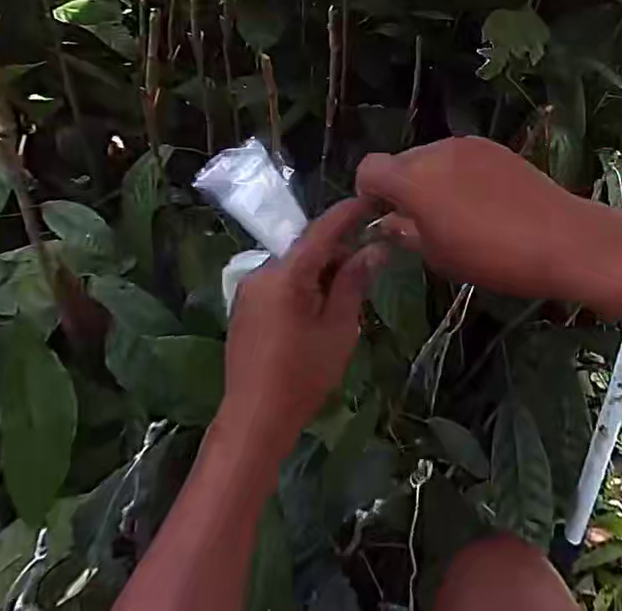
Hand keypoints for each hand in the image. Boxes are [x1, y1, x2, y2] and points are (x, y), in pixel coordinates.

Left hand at [220, 198, 385, 447]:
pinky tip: (319, 312)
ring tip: (344, 301)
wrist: (254, 421)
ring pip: (295, 266)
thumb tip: (375, 247)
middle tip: (367, 273)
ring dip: (322, 272)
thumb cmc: (303, 374)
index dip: (349, 213)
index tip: (373, 200)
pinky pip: (281, 283)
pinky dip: (304, 286)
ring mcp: (249, 291)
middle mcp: (262, 273)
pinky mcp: (245, 308)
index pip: (322, 230)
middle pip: (308, 249)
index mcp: (285, 274)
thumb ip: (354, 280)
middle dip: (338, 254)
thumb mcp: (339, 326)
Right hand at [355, 137, 621, 300]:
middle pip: (401, 160)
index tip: (383, 215)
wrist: (561, 237)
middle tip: (420, 220)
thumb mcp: (440, 256)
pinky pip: (460, 156)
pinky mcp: (495, 146)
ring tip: (455, 212)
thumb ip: (407, 232)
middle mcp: (436, 150)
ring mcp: (468, 144)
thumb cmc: (493, 256)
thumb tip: (390, 221)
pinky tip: (481, 201)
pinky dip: (457, 173)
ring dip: (430, 178)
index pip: (370, 169)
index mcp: (414, 178)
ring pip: (431, 156)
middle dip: (401, 186)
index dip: (369, 192)